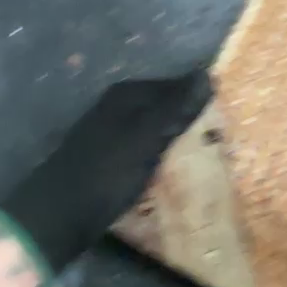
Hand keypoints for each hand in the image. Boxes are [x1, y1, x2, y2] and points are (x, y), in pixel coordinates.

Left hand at [0, 72, 210, 276]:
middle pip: (162, 105)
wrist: (59, 214)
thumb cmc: (106, 171)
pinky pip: (143, 146)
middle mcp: (115, 107)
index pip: (173, 85)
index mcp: (125, 95)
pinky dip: (159, 153)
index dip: (197, 96)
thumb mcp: (146, 137)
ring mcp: (109, 132)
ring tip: (202, 152)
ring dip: (174, 137)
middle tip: (220, 134)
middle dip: (187, 116)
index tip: (226, 110)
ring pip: (152, 127)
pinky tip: (170, 168)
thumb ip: (175, 107)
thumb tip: (207, 73)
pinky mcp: (107, 158)